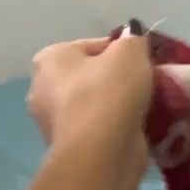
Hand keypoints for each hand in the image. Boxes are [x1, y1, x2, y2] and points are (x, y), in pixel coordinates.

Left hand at [26, 34, 153, 150]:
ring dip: (118, 103)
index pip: (95, 45)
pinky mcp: (68, 145)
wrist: (101, 152)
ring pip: (95, 101)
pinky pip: (97, 125)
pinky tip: (136, 125)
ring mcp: (52, 120)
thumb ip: (134, 39)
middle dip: (118, 78)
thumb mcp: (131, 52)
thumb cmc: (110, 93)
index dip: (125, 51)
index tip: (146, 62)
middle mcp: (42, 87)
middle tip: (148, 83)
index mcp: (50, 58)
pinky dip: (114, 124)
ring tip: (147, 105)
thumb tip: (134, 36)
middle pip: (93, 74)